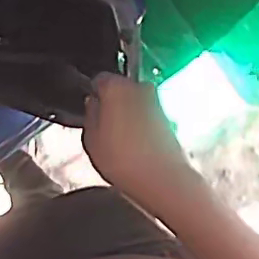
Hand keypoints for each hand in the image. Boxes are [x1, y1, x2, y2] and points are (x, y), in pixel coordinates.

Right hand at [83, 73, 211, 222]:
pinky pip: (146, 117)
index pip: (99, 79)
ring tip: (118, 143)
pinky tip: (133, 148)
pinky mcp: (168, 119)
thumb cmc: (125, 160)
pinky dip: (139, 127)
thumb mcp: (91, 140)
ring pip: (134, 103)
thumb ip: (89, 115)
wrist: (163, 179)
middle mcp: (140, 88)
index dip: (92, 94)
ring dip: (126, 116)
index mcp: (116, 87)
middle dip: (111, 104)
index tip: (89, 109)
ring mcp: (157, 103)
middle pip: (119, 89)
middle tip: (102, 129)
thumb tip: (92, 105)